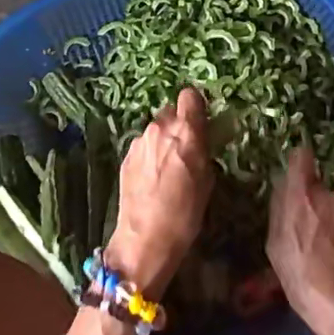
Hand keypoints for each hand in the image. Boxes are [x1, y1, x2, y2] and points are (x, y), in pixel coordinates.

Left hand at [105, 87, 212, 298]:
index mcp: (185, 131)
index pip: (190, 95)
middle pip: (171, 111)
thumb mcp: (207, 181)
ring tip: (167, 168)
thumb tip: (202, 139)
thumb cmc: (185, 213)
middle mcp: (160, 128)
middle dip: (179, 125)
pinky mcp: (126, 155)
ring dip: (163, 140)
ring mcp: (140, 141)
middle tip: (185, 149)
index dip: (195, 106)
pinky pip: (144, 146)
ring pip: (156, 129)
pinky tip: (152, 178)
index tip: (200, 121)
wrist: (145, 239)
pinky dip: (150, 154)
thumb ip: (204, 150)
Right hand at [268, 146, 333, 334]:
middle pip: (311, 182)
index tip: (287, 170)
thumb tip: (281, 188)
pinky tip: (324, 250)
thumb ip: (278, 210)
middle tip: (291, 218)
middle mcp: (326, 194)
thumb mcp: (276, 246)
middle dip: (301, 194)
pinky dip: (328, 226)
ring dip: (315, 212)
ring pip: (323, 200)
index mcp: (302, 193)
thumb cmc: (303, 277)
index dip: (294, 160)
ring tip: (308, 240)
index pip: (301, 156)